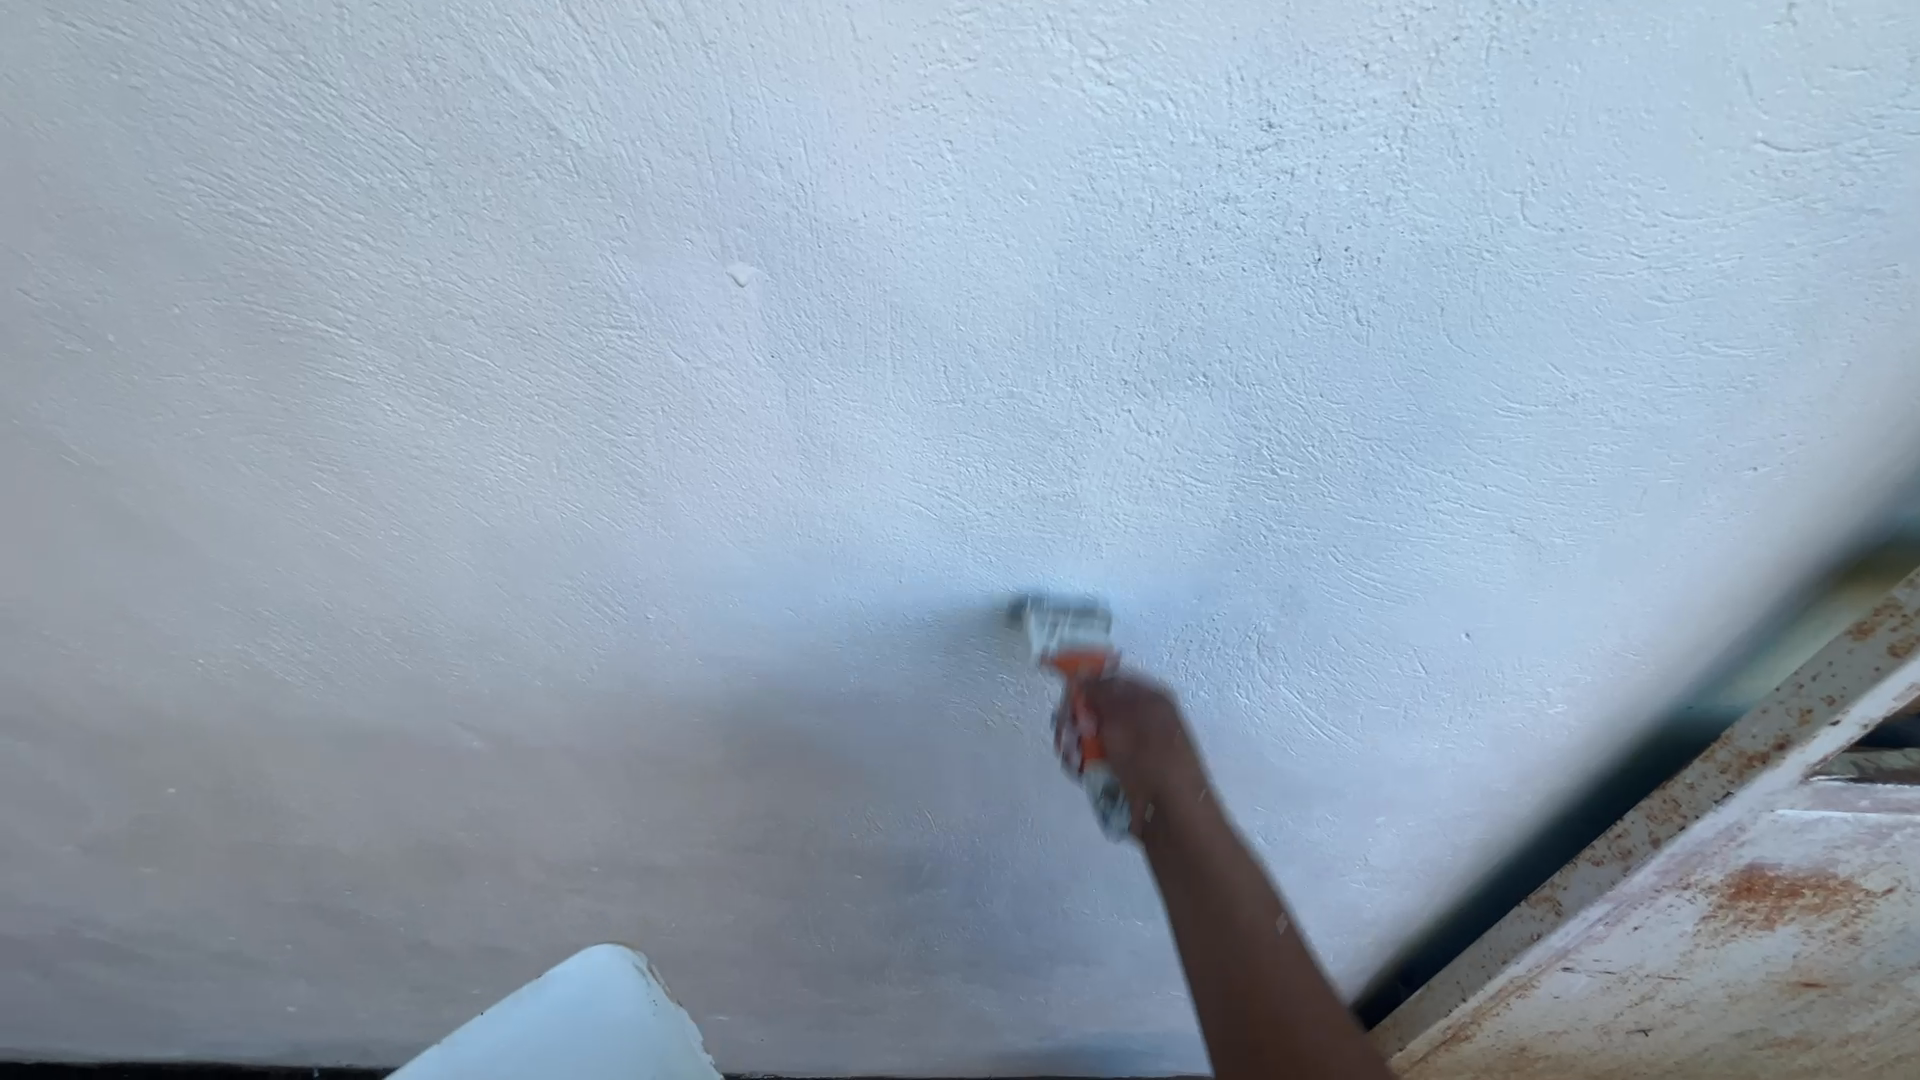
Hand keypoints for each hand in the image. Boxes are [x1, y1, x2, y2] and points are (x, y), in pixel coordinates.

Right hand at [1079, 675, 1211, 836]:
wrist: (1170, 815)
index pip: (1109, 679)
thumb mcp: (1123, 718)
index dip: (1085, 683)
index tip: (1065, 693)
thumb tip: (1081, 672)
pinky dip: (1080, 762)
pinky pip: (1090, 759)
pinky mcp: (1117, 771)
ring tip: (1073, 755)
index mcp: (1148, 699)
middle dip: (1075, 717)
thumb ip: (1098, 692)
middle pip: (1093, 707)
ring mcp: (1127, 747)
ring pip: (1087, 734)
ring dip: (1074, 742)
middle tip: (1068, 730)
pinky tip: (1077, 768)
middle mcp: (1137, 719)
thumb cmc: (1150, 759)